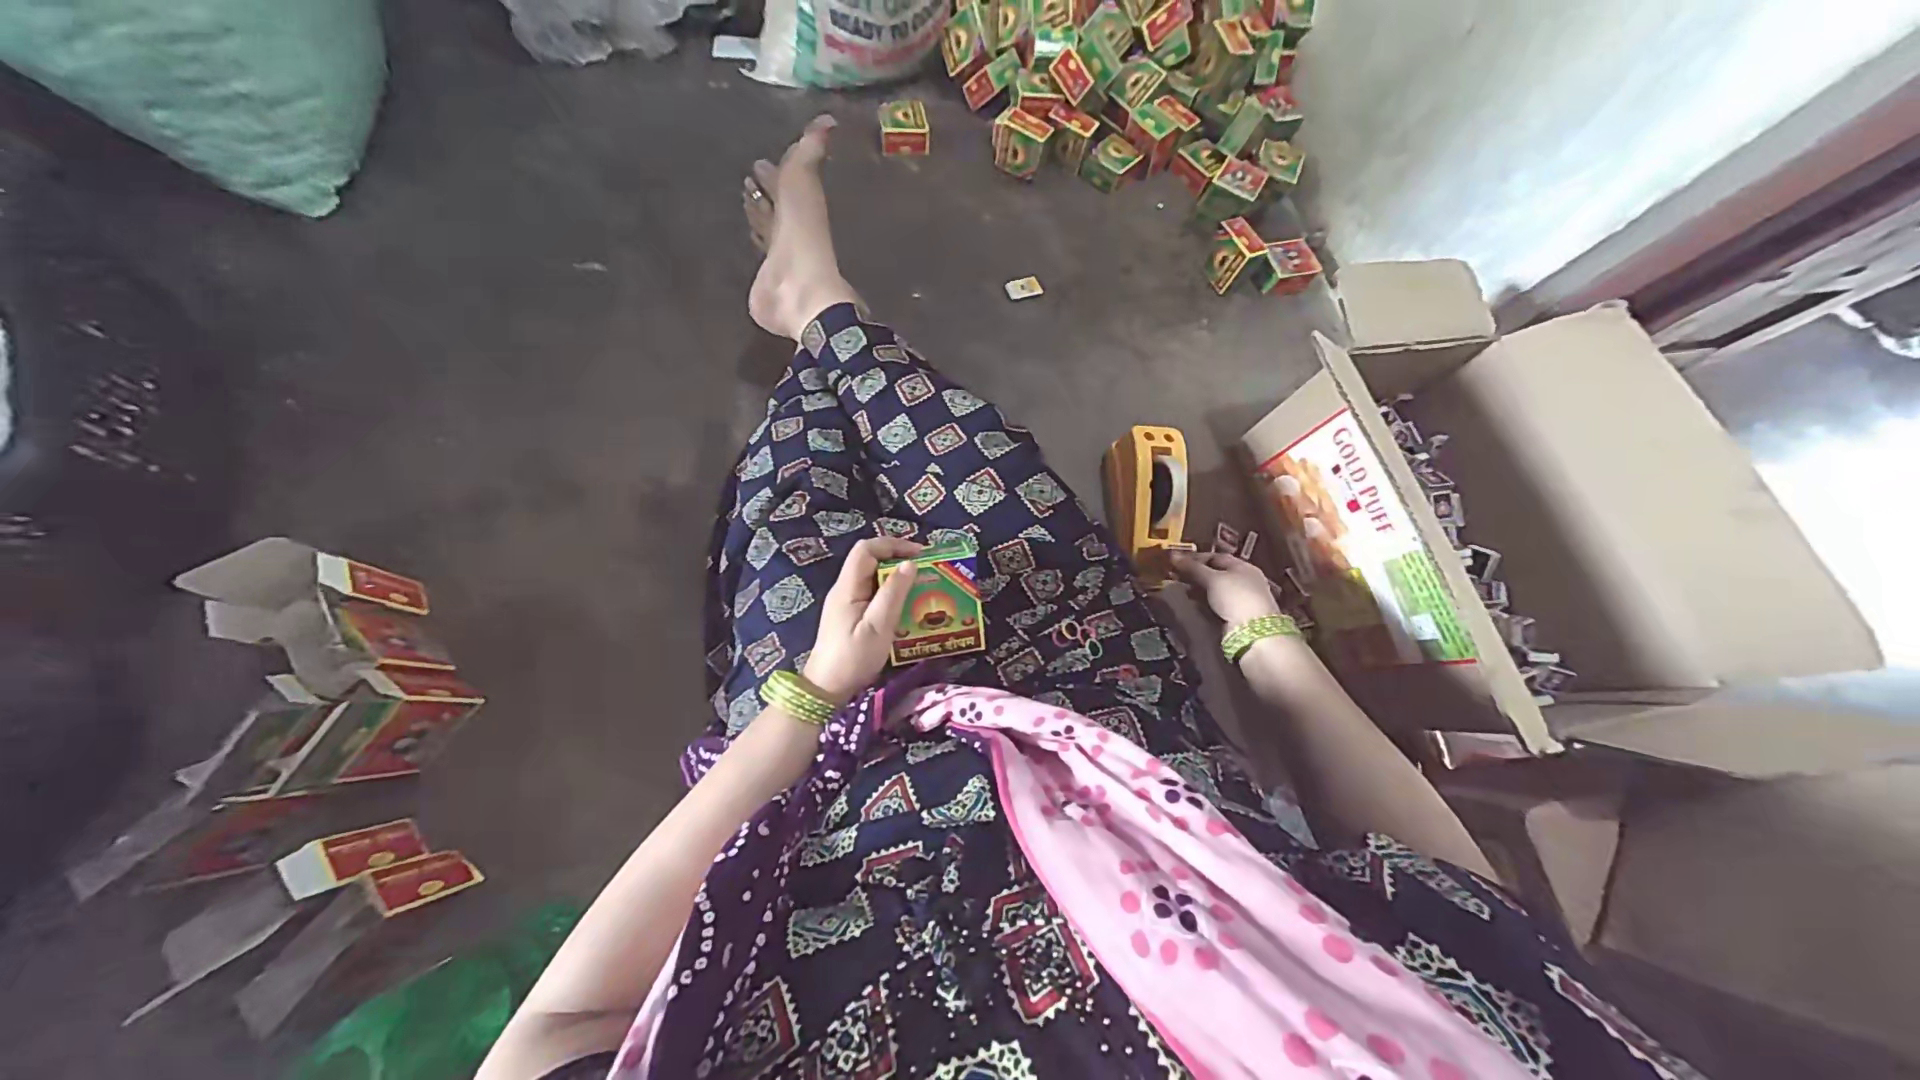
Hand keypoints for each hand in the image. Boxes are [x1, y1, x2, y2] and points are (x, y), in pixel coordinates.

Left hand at [802, 537, 924, 702]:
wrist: (826, 689)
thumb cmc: (853, 658)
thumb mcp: (878, 626)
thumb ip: (893, 593)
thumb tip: (909, 564)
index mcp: (848, 587)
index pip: (866, 549)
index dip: (893, 545)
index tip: (920, 554)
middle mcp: (844, 589)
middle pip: (870, 560)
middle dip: (898, 559)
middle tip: (926, 570)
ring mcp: (845, 603)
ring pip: (872, 577)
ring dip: (896, 578)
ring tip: (921, 587)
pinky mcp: (849, 616)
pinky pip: (871, 594)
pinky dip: (890, 593)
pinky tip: (905, 607)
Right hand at [1171, 550, 1281, 627]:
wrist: (1253, 631)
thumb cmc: (1235, 597)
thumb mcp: (1213, 579)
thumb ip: (1193, 567)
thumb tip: (1173, 555)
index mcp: (1243, 567)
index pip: (1216, 557)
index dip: (1196, 558)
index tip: (1177, 561)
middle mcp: (1243, 580)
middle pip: (1215, 572)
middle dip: (1195, 574)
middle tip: (1175, 575)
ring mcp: (1240, 598)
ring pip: (1214, 589)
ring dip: (1198, 588)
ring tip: (1181, 589)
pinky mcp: (1235, 614)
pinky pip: (1215, 602)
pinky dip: (1203, 601)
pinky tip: (1193, 602)